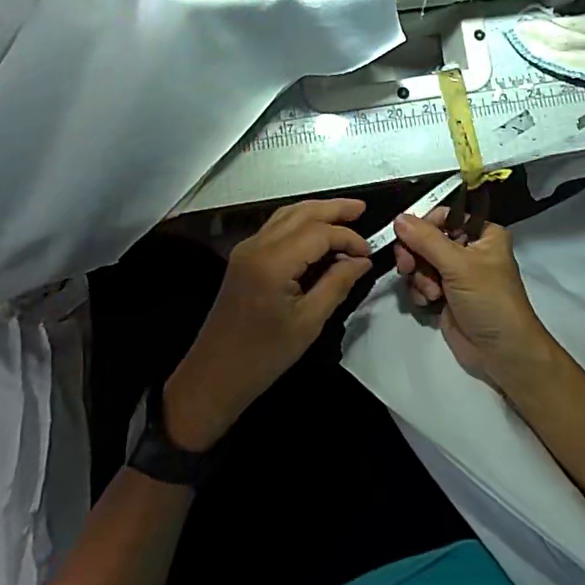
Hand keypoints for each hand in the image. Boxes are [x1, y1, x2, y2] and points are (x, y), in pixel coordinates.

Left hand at [164, 200, 371, 450]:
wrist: (215, 375)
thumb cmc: (264, 355)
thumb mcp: (309, 322)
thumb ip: (337, 284)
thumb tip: (361, 261)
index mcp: (273, 261)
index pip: (319, 232)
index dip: (347, 238)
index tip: (368, 253)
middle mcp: (257, 246)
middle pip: (300, 213)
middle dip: (333, 208)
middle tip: (361, 208)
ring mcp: (246, 250)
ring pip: (286, 216)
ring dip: (316, 212)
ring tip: (345, 213)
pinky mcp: (244, 259)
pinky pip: (276, 229)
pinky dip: (300, 224)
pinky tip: (318, 233)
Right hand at [392, 212, 560, 387]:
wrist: (501, 352)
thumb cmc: (489, 300)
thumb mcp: (459, 265)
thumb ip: (427, 240)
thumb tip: (399, 218)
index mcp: (482, 234)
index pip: (444, 216)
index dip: (423, 225)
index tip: (406, 237)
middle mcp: (468, 250)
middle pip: (427, 239)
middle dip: (416, 254)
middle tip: (408, 266)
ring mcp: (455, 274)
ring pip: (420, 262)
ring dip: (419, 276)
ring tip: (431, 293)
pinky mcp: (444, 295)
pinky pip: (419, 282)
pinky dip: (419, 291)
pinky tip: (428, 303)